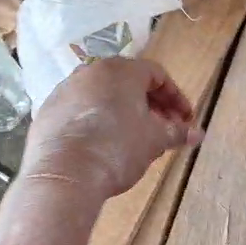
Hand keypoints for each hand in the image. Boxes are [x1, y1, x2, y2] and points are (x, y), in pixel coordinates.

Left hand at [21, 58, 201, 199]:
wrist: (64, 174)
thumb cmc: (117, 148)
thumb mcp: (154, 140)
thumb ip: (177, 132)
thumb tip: (198, 133)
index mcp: (121, 70)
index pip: (157, 75)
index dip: (175, 98)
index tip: (185, 121)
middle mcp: (91, 71)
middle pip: (129, 83)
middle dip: (150, 106)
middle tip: (164, 130)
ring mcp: (65, 89)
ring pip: (102, 95)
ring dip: (122, 113)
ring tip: (134, 139)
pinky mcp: (47, 110)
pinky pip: (80, 110)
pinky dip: (96, 121)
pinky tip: (102, 145)